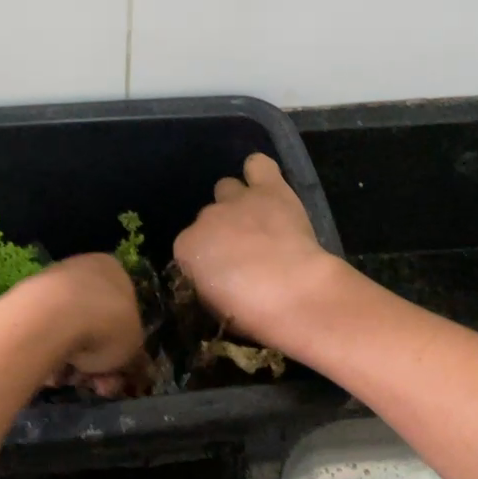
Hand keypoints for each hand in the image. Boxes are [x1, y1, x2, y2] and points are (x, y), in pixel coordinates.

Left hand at [0, 254, 147, 392]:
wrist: (54, 317)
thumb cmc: (107, 324)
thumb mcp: (134, 345)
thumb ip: (130, 351)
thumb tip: (123, 362)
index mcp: (113, 269)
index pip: (123, 310)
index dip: (122, 345)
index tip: (118, 369)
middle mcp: (82, 270)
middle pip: (94, 324)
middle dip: (96, 361)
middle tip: (97, 385)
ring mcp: (51, 285)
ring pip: (69, 333)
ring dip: (74, 363)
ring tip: (73, 381)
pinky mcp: (26, 304)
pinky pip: (45, 336)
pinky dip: (50, 357)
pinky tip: (52, 375)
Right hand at [173, 153, 347, 346]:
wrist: (292, 293)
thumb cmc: (250, 313)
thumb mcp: (212, 306)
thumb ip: (206, 281)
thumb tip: (216, 276)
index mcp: (185, 248)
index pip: (188, 247)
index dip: (205, 258)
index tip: (222, 274)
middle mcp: (205, 217)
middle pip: (208, 217)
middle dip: (222, 231)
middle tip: (243, 253)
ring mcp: (237, 200)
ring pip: (227, 188)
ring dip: (237, 202)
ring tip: (256, 221)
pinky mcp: (269, 189)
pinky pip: (258, 165)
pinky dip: (259, 173)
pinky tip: (265, 185)